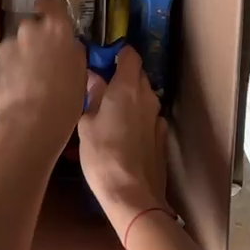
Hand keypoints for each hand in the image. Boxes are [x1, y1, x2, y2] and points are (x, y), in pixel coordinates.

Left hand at [0, 0, 85, 158]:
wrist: (31, 123)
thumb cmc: (65, 99)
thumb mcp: (81, 72)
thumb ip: (73, 52)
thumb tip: (68, 46)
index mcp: (55, 28)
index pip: (50, 4)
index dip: (49, 7)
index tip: (48, 12)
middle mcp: (28, 30)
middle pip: (31, 28)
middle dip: (35, 40)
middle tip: (44, 62)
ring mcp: (7, 48)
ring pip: (16, 47)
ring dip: (21, 58)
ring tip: (29, 83)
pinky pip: (4, 65)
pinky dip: (10, 74)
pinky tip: (17, 93)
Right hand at [78, 45, 167, 237]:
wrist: (133, 196)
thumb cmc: (103, 155)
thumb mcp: (86, 123)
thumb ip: (92, 95)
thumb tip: (93, 76)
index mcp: (127, 87)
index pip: (130, 54)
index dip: (117, 54)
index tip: (102, 62)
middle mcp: (147, 96)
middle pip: (138, 75)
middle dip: (121, 77)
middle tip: (101, 90)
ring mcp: (158, 117)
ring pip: (144, 97)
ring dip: (130, 99)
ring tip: (109, 114)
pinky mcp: (162, 137)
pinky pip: (148, 117)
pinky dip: (138, 118)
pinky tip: (123, 134)